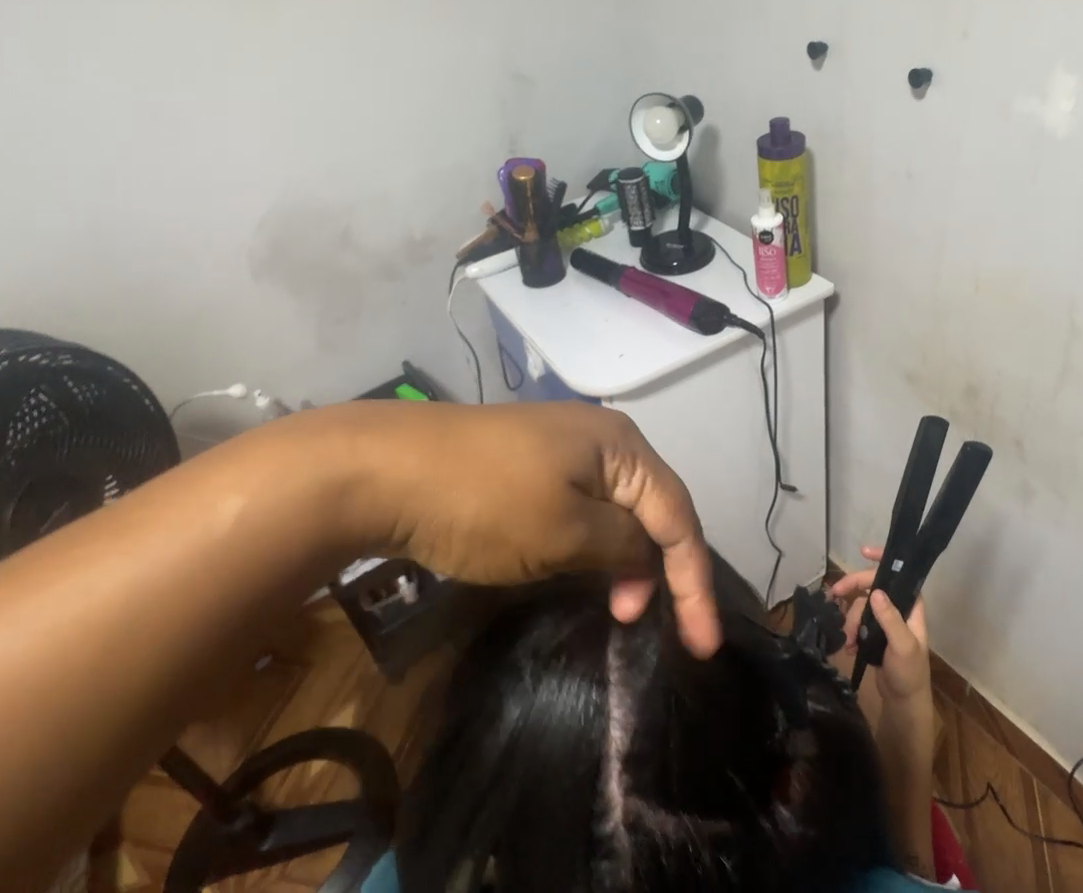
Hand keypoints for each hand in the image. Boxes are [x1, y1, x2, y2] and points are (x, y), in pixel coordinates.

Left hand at [265, 399, 720, 655]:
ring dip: (624, 563)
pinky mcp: (527, 469)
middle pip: (652, 511)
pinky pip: (580, 511)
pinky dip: (591, 549)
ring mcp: (560, 450)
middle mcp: (600, 438)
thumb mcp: (565, 533)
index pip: (678, 516)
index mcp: (621, 445)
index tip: (704, 644)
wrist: (378, 470)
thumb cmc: (484, 502)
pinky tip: (584, 575)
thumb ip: (624, 547)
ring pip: (615, 513)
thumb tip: (647, 559)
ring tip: (618, 608)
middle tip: (646, 625)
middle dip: (662, 570)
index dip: (695, 581)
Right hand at [829, 546, 930, 704]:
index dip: (882, 561)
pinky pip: (855, 622)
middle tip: (834, 594)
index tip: (863, 552)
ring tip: (849, 641)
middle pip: (872, 587)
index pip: (898, 576)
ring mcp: (884, 621)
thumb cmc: (909, 672)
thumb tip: (876, 592)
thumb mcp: (902, 645)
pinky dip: (850, 632)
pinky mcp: (873, 634)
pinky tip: (850, 646)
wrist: (903, 700)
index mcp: (911, 607)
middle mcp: (897, 609)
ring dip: (850, 621)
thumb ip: (890, 619)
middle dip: (853, 590)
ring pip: (860, 606)